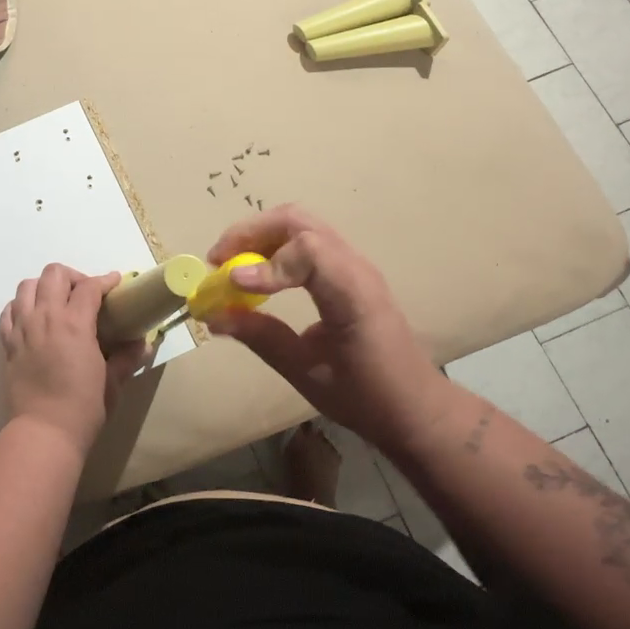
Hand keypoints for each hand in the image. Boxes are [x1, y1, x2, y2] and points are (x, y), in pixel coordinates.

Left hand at [0, 264, 144, 452]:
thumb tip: (143, 344)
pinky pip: (9, 310)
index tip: (114, 283)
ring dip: (44, 286)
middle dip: (73, 277)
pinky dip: (21, 305)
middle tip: (85, 294)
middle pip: (54, 274)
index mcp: (74, 324)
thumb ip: (126, 358)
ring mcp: (22, 328)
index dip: (105, 280)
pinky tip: (33, 317)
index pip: (89, 287)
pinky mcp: (8, 343)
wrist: (44, 432)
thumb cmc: (83, 408)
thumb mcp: (112, 382)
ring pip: (27, 286)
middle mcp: (45, 318)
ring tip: (56, 302)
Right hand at [207, 206, 453, 452]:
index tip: (230, 284)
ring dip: (260, 237)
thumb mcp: (306, 373)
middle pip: (297, 220)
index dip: (263, 261)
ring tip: (232, 265)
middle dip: (250, 233)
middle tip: (219, 260)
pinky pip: (308, 242)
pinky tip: (258, 276)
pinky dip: (275, 247)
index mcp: (352, 294)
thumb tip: (214, 316)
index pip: (307, 249)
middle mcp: (355, 268)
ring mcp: (354, 266)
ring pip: (301, 225)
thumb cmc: (366, 397)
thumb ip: (260, 338)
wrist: (416, 408)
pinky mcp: (348, 273)